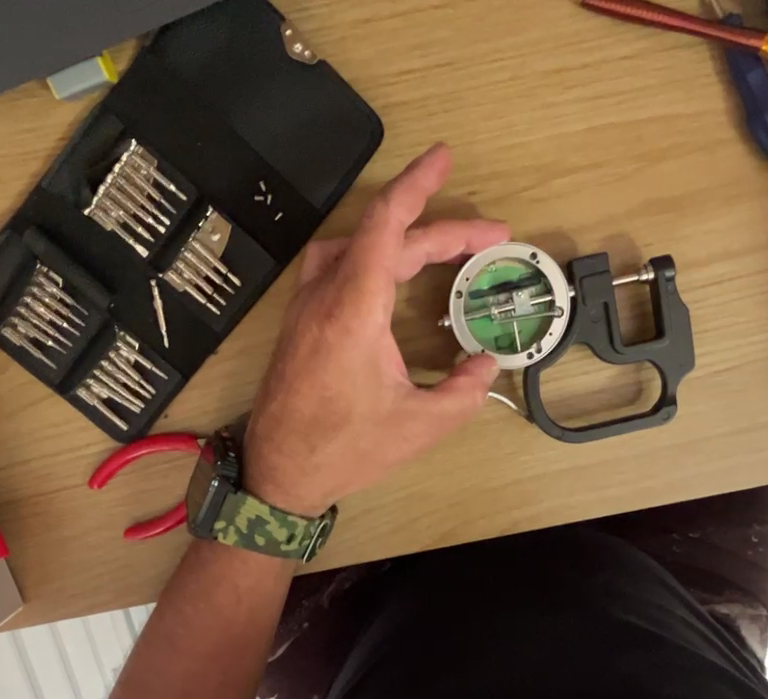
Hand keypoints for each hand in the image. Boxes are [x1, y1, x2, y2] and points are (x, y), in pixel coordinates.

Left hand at [241, 144, 507, 516]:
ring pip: (354, 246)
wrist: (278, 472)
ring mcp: (307, 307)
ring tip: (443, 250)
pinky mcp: (300, 323)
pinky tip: (388, 276)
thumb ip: (464, 392)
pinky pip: (335, 267)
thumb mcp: (419, 427)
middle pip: (384, 238)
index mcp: (355, 310)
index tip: (445, 157)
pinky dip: (370, 256)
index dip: (419, 184)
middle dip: (441, 232)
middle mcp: (326, 296)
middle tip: (488, 240)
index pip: (386, 224)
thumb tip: (488, 364)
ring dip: (401, 239)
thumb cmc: (343, 450)